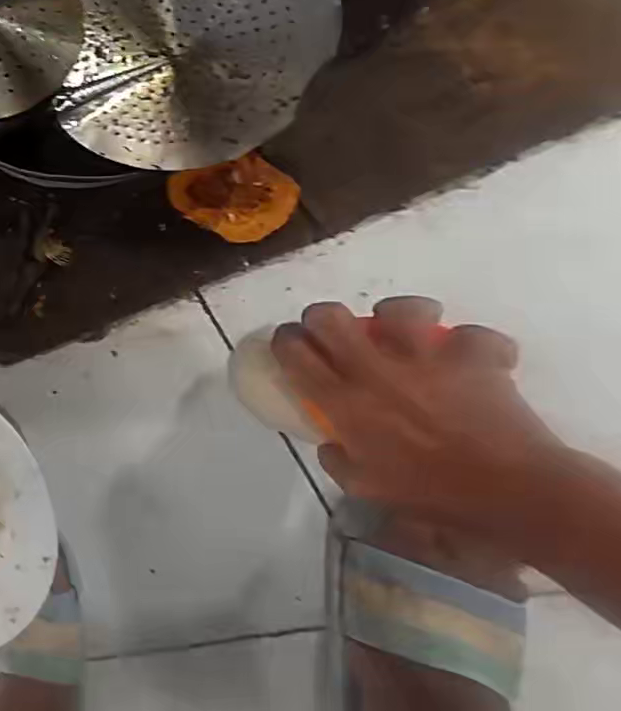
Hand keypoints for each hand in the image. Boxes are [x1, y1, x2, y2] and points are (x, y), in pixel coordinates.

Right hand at [272, 297, 565, 540]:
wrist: (525, 500)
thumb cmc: (437, 496)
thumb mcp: (367, 487)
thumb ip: (337, 460)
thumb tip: (332, 443)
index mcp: (338, 398)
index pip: (290, 348)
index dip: (285, 339)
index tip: (293, 346)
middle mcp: (370, 370)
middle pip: (328, 316)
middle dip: (325, 317)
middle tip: (337, 333)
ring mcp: (425, 363)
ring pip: (398, 309)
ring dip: (399, 316)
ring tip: (407, 332)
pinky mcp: (476, 365)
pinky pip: (477, 337)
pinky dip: (477, 342)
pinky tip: (475, 356)